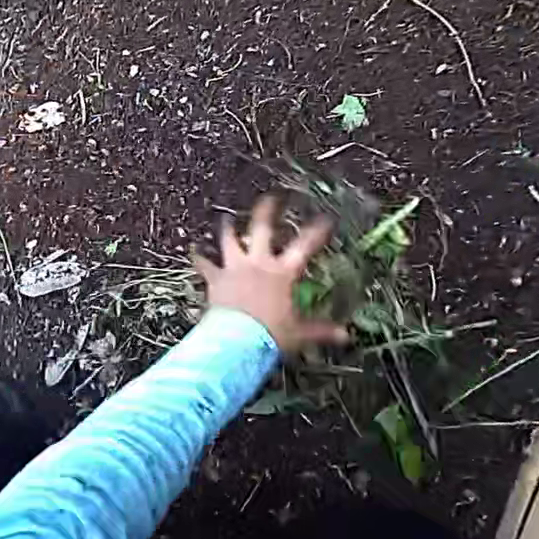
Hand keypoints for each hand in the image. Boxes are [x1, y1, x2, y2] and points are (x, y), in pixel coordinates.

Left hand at [192, 196, 348, 353]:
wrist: (236, 341)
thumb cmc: (270, 335)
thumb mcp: (299, 333)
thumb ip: (320, 330)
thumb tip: (344, 336)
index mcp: (282, 273)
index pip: (304, 247)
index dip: (316, 232)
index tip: (325, 219)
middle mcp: (258, 263)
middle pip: (262, 228)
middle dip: (266, 210)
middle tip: (270, 197)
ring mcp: (234, 268)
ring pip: (230, 240)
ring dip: (229, 228)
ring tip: (227, 218)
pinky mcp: (215, 278)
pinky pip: (204, 264)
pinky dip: (199, 257)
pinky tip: (194, 249)